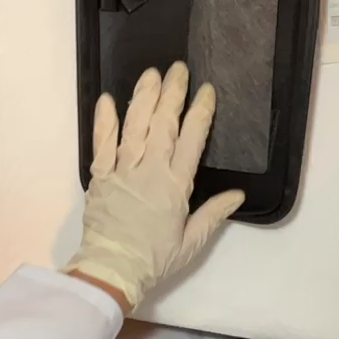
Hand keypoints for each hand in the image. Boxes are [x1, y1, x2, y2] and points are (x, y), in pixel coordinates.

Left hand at [65, 62, 244, 309]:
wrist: (113, 269)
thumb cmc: (155, 259)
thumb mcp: (192, 241)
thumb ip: (214, 214)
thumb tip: (237, 195)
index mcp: (176, 184)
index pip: (192, 138)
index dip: (201, 111)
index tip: (206, 91)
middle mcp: (150, 169)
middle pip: (164, 122)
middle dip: (173, 93)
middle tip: (178, 69)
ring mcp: (123, 169)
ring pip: (134, 124)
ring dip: (143, 97)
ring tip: (151, 75)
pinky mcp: (100, 176)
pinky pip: (102, 142)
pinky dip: (104, 120)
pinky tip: (107, 100)